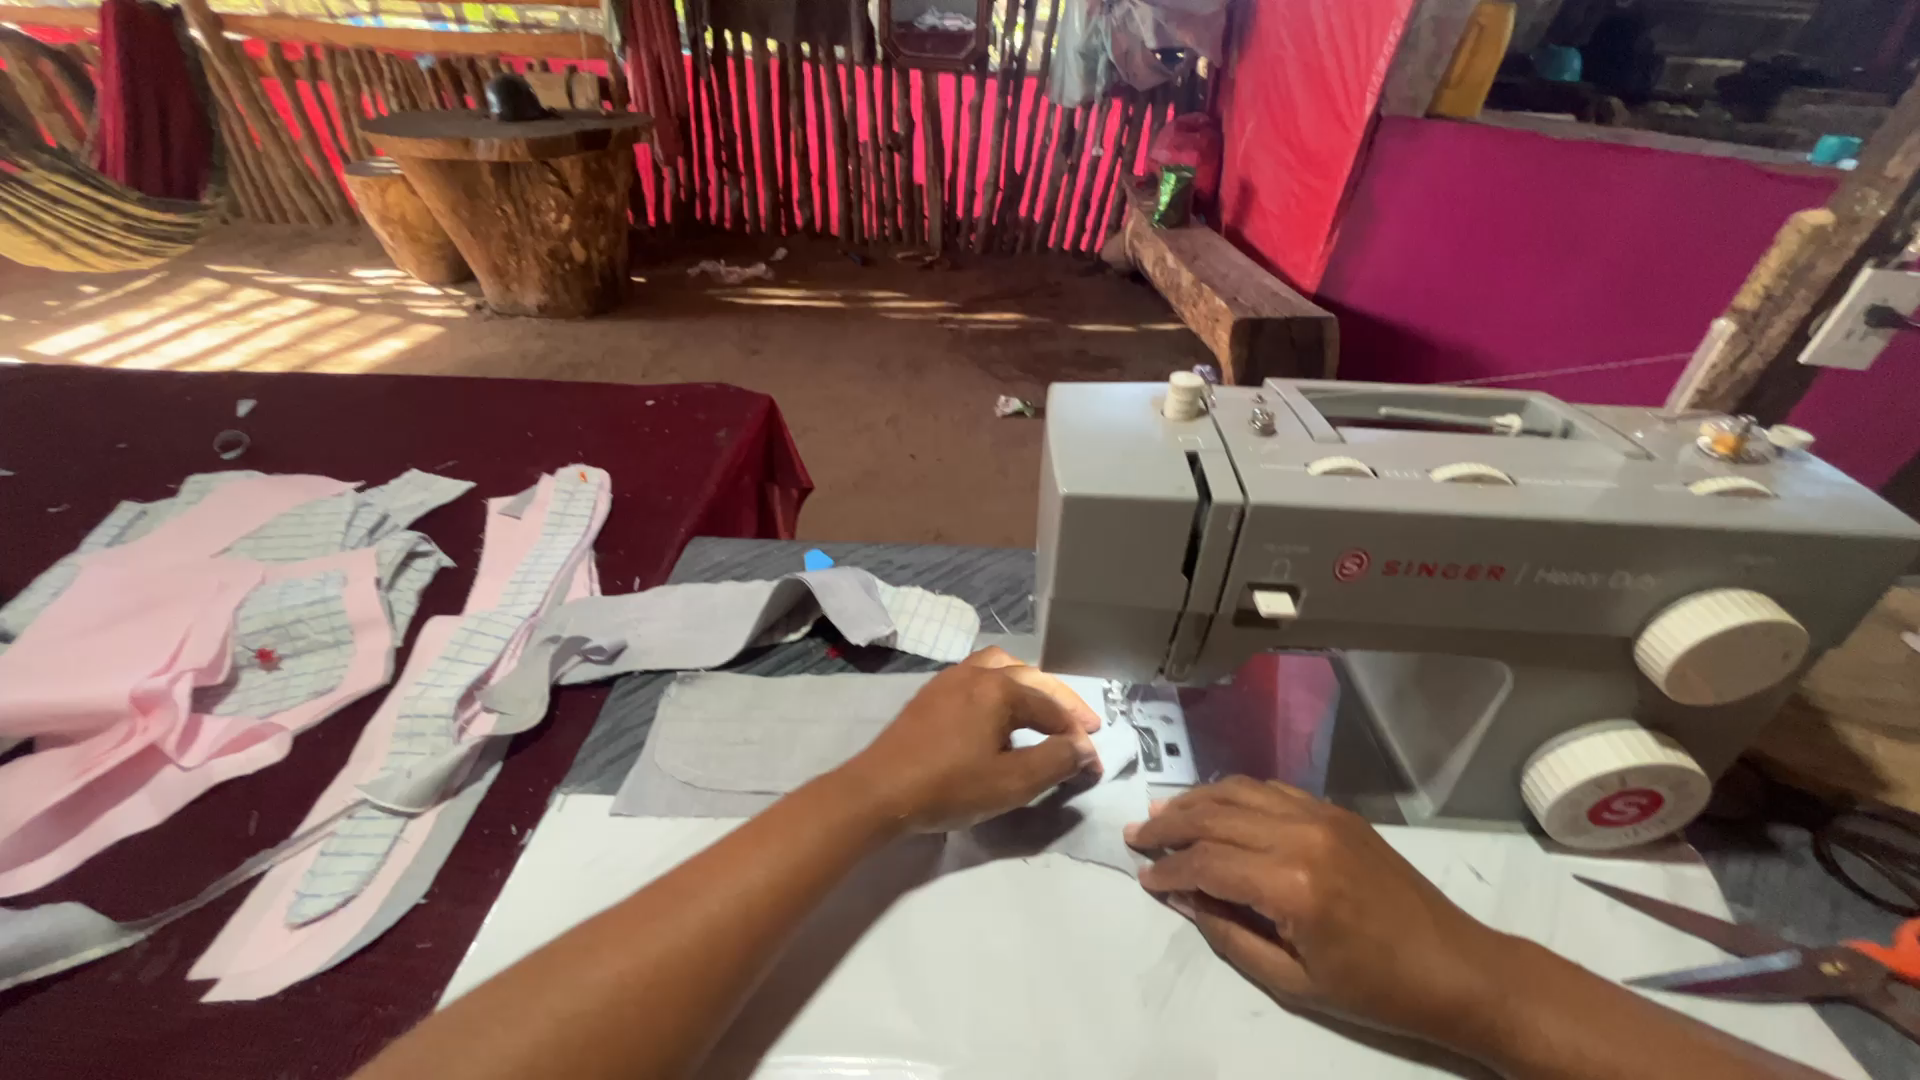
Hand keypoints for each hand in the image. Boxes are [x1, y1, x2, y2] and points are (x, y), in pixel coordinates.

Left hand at [837, 646, 1102, 833]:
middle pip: (1030, 678)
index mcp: (999, 688)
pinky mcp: (931, 694)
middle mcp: (976, 672)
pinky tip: (999, 715)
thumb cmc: (949, 787)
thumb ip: (1054, 761)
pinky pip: (977, 678)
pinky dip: (1000, 689)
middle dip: (1060, 703)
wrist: (879, 791)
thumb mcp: (1012, 782)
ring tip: (1043, 710)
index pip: (1052, 708)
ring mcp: (949, 679)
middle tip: (1083, 727)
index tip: (1093, 765)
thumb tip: (1082, 747)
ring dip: (1028, 687)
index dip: (1078, 737)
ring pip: (1000, 668)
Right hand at [1125, 778, 1512, 1047]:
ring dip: (1194, 800)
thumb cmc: (1375, 990)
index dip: (1169, 869)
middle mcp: (1300, 835)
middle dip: (1168, 825)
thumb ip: (1228, 933)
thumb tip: (1182, 896)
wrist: (1458, 969)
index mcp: (1291, 885)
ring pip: (1237, 791)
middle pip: (1213, 815)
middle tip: (1136, 834)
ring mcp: (1319, 815)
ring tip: (1163, 813)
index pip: (1207, 862)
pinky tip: (1214, 805)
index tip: (1144, 876)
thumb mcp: (1293, 983)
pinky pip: (1269, 789)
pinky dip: (1233, 793)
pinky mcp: (1334, 810)